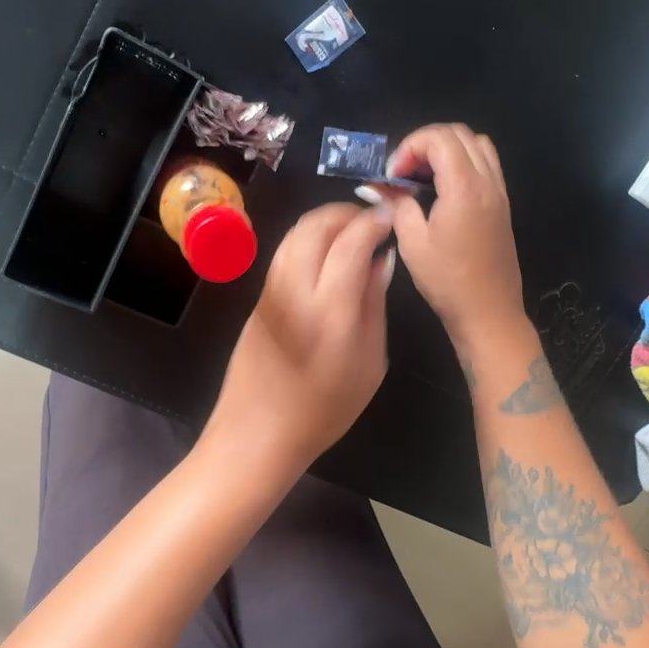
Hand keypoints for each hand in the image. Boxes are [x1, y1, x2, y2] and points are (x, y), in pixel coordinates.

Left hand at [203, 202, 396, 470]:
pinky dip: (306, 241)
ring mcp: (271, 292)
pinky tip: (325, 256)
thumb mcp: (370, 365)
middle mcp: (295, 290)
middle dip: (346, 212)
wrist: (257, 435)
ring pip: (294, 234)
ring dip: (323, 223)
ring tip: (350, 233)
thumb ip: (375, 306)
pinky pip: (283, 254)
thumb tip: (380, 262)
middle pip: (315, 226)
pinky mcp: (258, 300)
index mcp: (330, 308)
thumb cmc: (324, 410)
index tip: (391, 219)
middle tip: (371, 220)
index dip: (373, 222)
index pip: (351, 241)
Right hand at [384, 123, 526, 351]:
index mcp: (465, 187)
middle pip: (459, 134)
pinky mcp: (502, 205)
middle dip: (426, 143)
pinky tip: (442, 190)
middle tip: (404, 172)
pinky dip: (463, 163)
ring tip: (423, 177)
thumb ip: (397, 204)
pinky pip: (486, 165)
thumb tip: (380, 186)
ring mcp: (499, 192)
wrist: (488, 312)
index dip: (410, 147)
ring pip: (477, 145)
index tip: (393, 175)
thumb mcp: (412, 242)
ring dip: (447, 150)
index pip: (439, 138)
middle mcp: (487, 181)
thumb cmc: (447, 281)